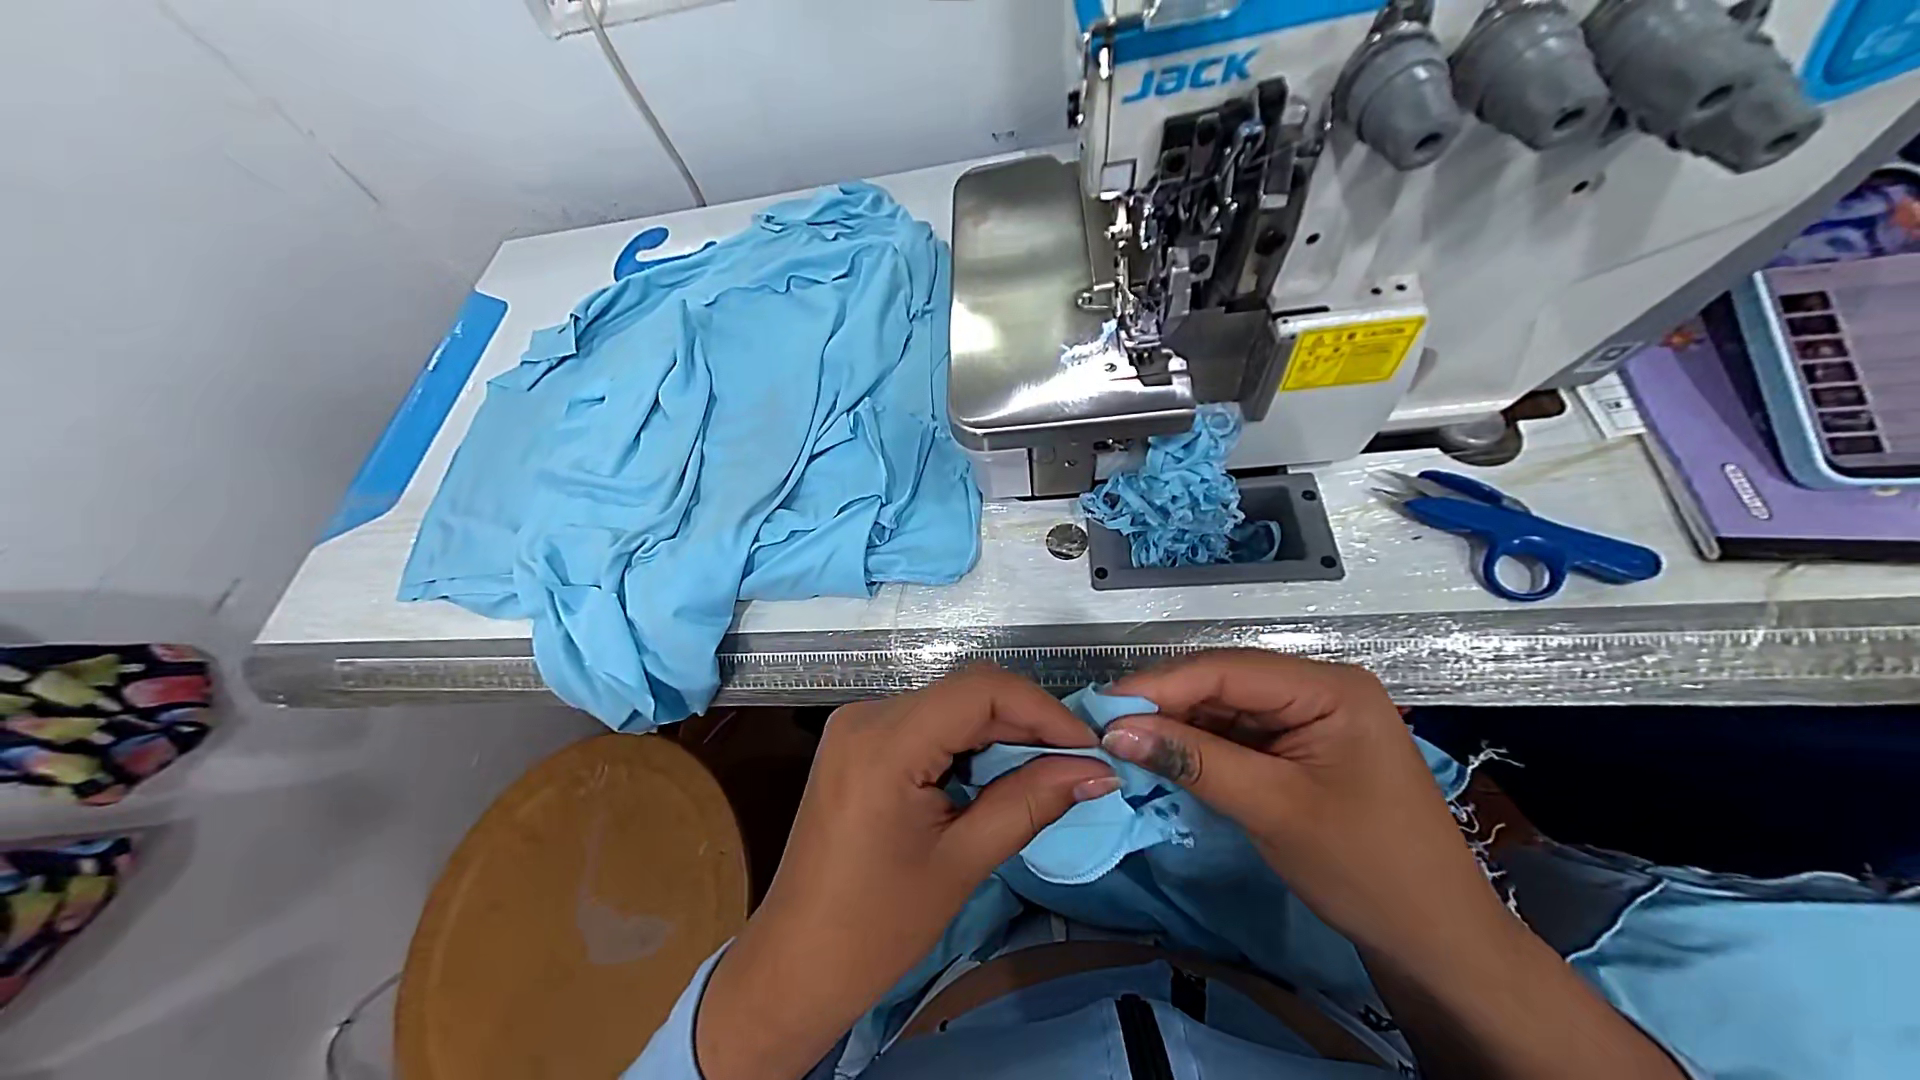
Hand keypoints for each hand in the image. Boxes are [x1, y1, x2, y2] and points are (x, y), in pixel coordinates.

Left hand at [696, 667, 1116, 1079]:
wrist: (795, 964)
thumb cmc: (875, 928)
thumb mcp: (963, 862)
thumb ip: (1031, 802)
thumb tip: (1097, 770)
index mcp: (884, 742)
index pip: (981, 690)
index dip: (1043, 709)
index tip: (1090, 747)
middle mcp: (866, 715)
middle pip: (966, 694)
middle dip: (1028, 724)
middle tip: (1079, 764)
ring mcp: (857, 724)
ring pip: (950, 706)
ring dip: (1001, 734)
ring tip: (1047, 773)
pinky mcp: (858, 741)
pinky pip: (928, 724)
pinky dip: (969, 744)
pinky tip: (997, 776)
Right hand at [1103, 650, 1685, 1079]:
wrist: (1437, 944)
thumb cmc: (1368, 869)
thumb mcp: (1274, 809)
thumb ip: (1193, 760)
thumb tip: (1115, 730)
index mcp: (1329, 686)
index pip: (1225, 670)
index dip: (1158, 687)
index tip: (1101, 709)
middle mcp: (1317, 688)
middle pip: (1222, 684)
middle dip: (1164, 706)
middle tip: (1103, 727)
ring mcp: (1308, 717)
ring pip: (1223, 709)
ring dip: (1175, 727)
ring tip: (1122, 742)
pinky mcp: (1298, 747)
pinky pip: (1235, 735)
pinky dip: (1197, 747)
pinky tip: (1162, 757)